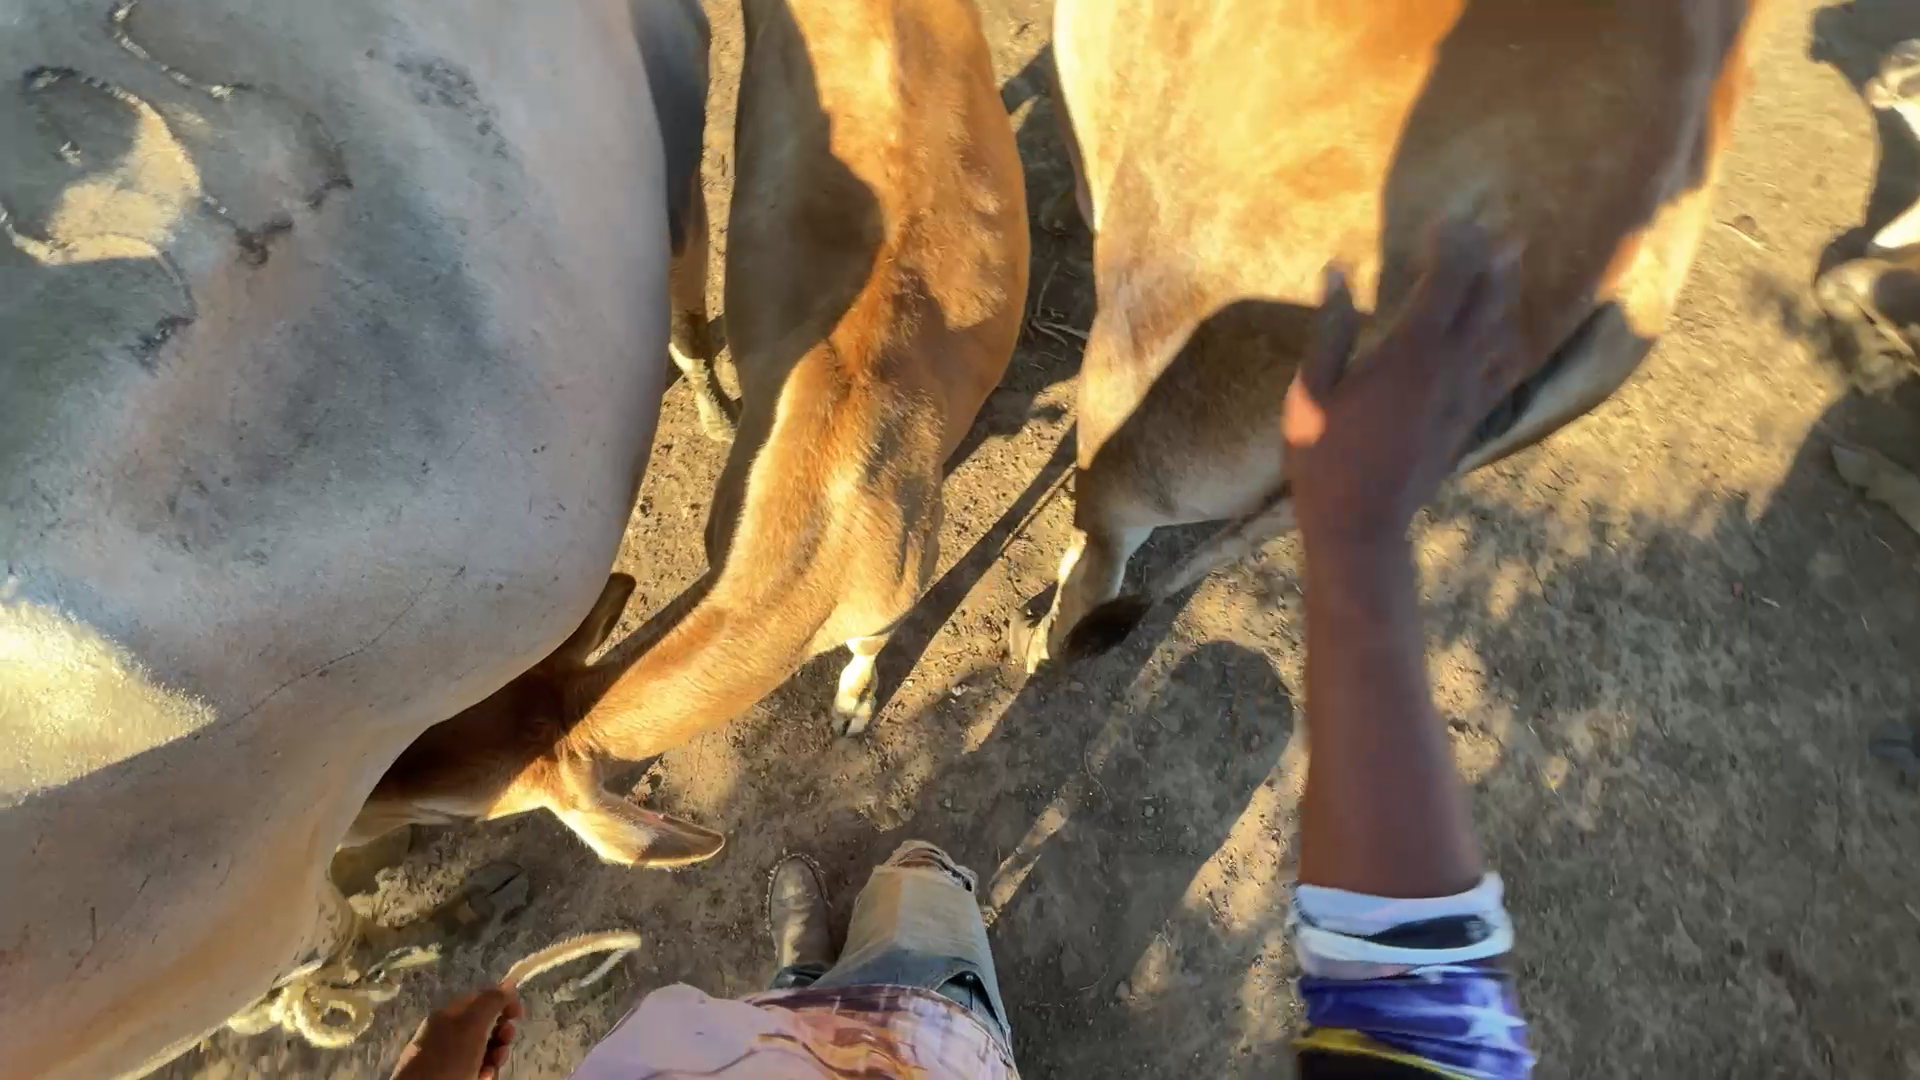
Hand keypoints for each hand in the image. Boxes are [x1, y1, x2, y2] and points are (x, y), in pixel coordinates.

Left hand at [390, 986, 522, 1079]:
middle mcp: (446, 1036)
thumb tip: (509, 984)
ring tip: (494, 1065)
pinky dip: (485, 1072)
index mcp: (447, 1017)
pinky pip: (477, 1070)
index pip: (481, 999)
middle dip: (502, 1033)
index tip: (518, 1014)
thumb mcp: (472, 1024)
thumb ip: (492, 1000)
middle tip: (506, 1040)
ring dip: (496, 1055)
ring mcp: (448, 1060)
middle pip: (485, 1026)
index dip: (503, 1002)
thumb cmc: (446, 1060)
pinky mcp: (453, 1078)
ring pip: (484, 1050)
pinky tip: (485, 1078)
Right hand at [1283, 221, 1526, 548]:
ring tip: (1510, 270)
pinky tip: (1503, 338)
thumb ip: (1329, 329)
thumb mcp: (1310, 392)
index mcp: (1409, 354)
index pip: (1446, 281)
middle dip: (1494, 260)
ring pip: (1503, 333)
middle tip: (1501, 231)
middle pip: (1488, 300)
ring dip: (1507, 296)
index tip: (1445, 221)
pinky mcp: (1468, 421)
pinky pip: (1502, 372)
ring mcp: (1466, 396)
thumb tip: (1335, 271)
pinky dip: (1507, 343)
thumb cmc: (1323, 457)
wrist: (1361, 521)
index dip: (1453, 245)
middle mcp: (1450, 367)